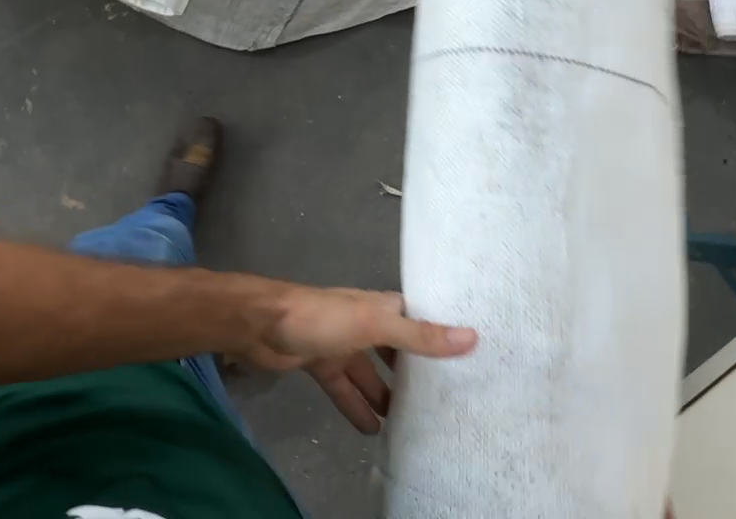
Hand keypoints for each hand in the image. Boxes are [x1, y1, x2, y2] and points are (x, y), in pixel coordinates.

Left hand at [239, 286, 475, 433]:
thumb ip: (418, 335)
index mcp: (379, 307)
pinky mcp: (319, 363)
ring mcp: (340, 343)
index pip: (416, 320)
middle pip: (394, 349)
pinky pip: (344, 387)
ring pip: (369, 372)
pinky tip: (373, 430)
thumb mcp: (373, 324)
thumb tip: (472, 337)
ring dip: (386, 395)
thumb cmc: (321, 317)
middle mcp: (363, 322)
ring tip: (412, 426)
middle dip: (414, 373)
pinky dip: (356, 405)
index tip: (469, 358)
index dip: (439, 335)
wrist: (262, 325)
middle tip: (444, 404)